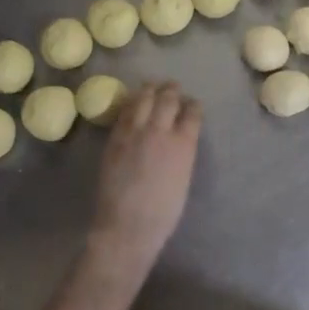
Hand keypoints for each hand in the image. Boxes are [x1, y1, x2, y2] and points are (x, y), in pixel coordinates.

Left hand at [89, 81, 200, 271]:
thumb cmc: (163, 212)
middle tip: (172, 86)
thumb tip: (179, 142)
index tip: (192, 104)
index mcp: (184, 145)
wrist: (129, 224)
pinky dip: (131, 104)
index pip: (192, 113)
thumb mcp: (183, 179)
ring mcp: (135, 132)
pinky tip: (133, 102)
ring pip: (143, 100)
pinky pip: (124, 113)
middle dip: (172, 90)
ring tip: (152, 85)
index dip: (193, 106)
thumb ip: (182, 155)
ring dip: (150, 90)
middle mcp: (160, 131)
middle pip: (168, 99)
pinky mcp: (115, 138)